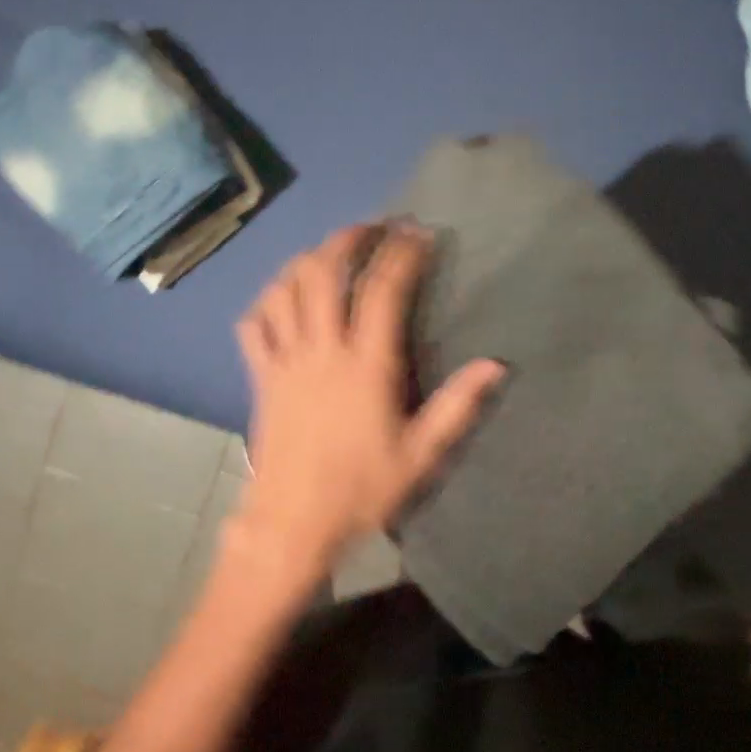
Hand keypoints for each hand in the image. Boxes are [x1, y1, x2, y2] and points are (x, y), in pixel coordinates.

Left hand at [231, 222, 505, 572]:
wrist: (292, 525)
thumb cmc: (361, 491)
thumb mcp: (421, 456)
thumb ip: (457, 407)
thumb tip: (496, 365)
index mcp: (366, 365)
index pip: (384, 289)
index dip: (403, 252)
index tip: (420, 232)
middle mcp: (322, 350)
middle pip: (326, 272)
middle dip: (350, 238)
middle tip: (374, 226)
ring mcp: (285, 361)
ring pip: (286, 289)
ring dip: (308, 259)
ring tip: (331, 251)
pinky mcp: (260, 377)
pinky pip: (254, 323)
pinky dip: (268, 300)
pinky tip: (283, 298)